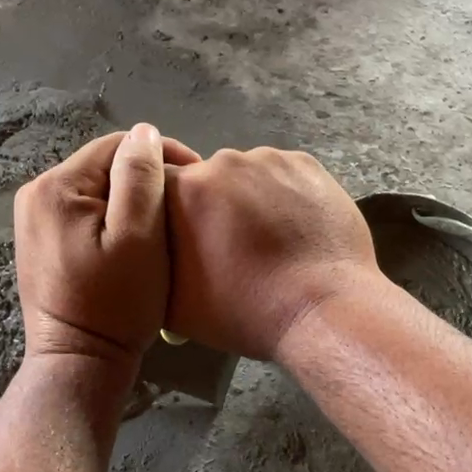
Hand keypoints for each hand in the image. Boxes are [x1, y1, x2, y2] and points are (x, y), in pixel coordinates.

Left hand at [13, 123, 201, 370]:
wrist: (80, 362)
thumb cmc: (115, 303)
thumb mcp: (138, 237)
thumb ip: (140, 177)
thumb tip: (144, 132)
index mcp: (55, 186)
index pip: (117, 145)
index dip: (160, 154)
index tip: (194, 176)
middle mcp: (35, 193)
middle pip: (104, 165)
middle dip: (144, 178)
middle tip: (181, 205)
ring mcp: (33, 218)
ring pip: (97, 187)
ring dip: (130, 198)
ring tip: (162, 222)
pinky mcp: (40, 240)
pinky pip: (84, 211)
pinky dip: (111, 217)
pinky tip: (133, 239)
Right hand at [164, 148, 381, 360]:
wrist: (323, 308)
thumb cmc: (243, 312)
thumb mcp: (172, 304)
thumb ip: (150, 266)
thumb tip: (147, 256)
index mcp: (183, 190)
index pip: (159, 188)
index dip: (170, 213)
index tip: (185, 238)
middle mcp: (222, 162)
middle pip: (206, 179)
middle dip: (212, 206)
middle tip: (231, 247)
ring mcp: (269, 159)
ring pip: (247, 175)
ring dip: (249, 199)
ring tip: (269, 240)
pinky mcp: (306, 164)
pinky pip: (284, 175)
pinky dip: (284, 196)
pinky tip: (295, 230)